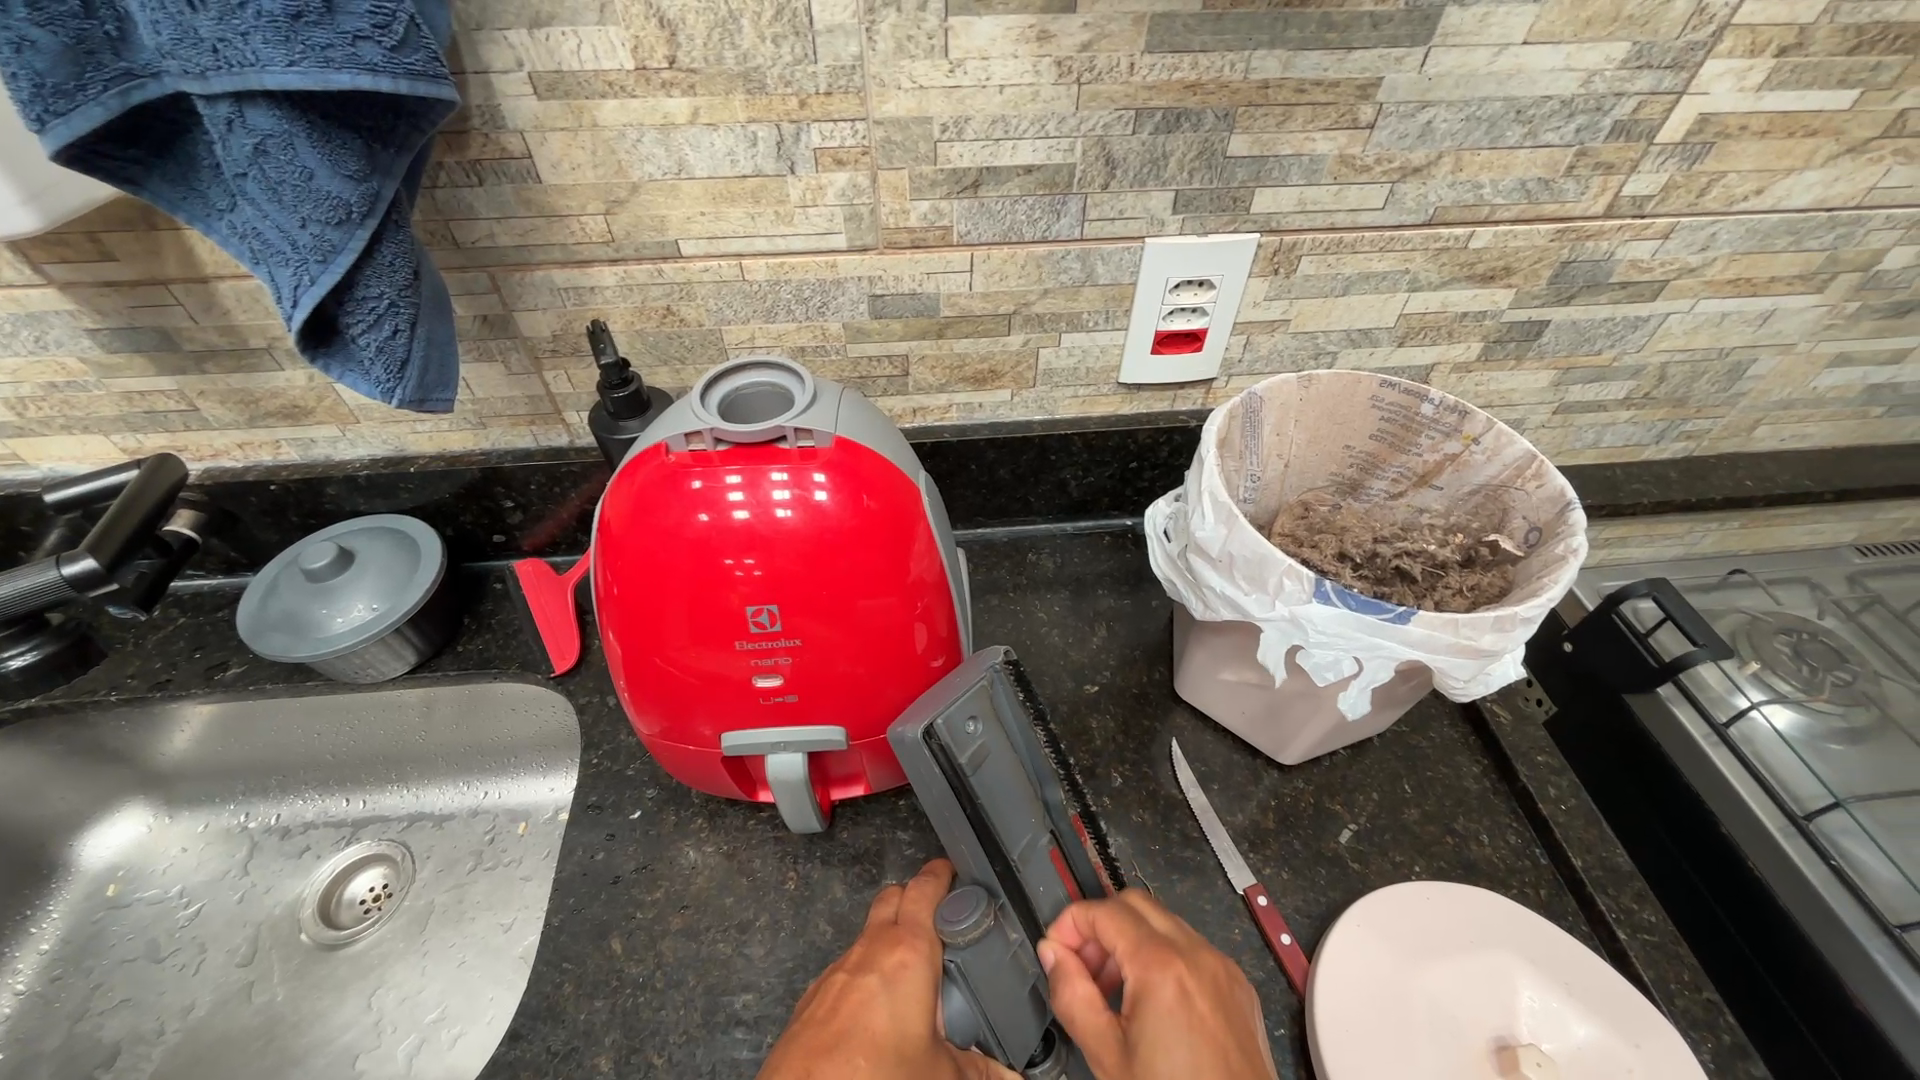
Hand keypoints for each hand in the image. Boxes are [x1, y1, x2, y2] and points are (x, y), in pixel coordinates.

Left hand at [758, 858, 1016, 1079]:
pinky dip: (866, 974)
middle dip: (914, 898)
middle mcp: (868, 950)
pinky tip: (880, 1010)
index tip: (954, 872)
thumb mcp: (943, 1074)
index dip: (941, 874)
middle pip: (892, 897)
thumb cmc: (876, 1075)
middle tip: (942, 918)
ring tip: (916, 972)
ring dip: (889, 940)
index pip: (924, 888)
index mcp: (906, 952)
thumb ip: (981, 1069)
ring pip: (867, 935)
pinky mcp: (813, 998)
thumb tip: (1012, 1077)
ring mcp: (836, 972)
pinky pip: (847, 969)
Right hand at [1038, 890, 1277, 1079]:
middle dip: (1100, 926)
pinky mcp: (1238, 986)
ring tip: (1112, 990)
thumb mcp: (1106, 1054)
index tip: (1055, 949)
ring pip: (1164, 922)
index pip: (1103, 911)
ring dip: (1130, 940)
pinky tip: (1149, 1001)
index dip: (1070, 924)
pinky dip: (1162, 956)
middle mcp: (1197, 955)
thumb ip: (1071, 995)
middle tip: (1081, 966)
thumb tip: (1054, 955)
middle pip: (1134, 904)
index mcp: (1162, 966)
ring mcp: (1222, 968)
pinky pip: (1192, 948)